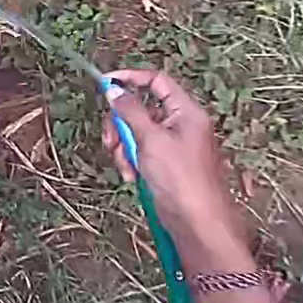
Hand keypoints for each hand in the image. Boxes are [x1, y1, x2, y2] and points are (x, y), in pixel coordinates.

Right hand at [100, 69, 253, 270]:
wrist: (197, 224)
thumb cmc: (181, 180)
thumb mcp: (151, 140)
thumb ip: (130, 111)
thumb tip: (114, 90)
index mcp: (186, 112)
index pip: (156, 81)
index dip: (130, 78)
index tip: (106, 84)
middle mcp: (180, 124)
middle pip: (140, 108)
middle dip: (121, 124)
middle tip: (111, 141)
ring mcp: (172, 144)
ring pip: (136, 131)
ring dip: (124, 147)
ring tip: (126, 167)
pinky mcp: (164, 163)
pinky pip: (139, 151)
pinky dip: (131, 161)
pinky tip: (132, 176)